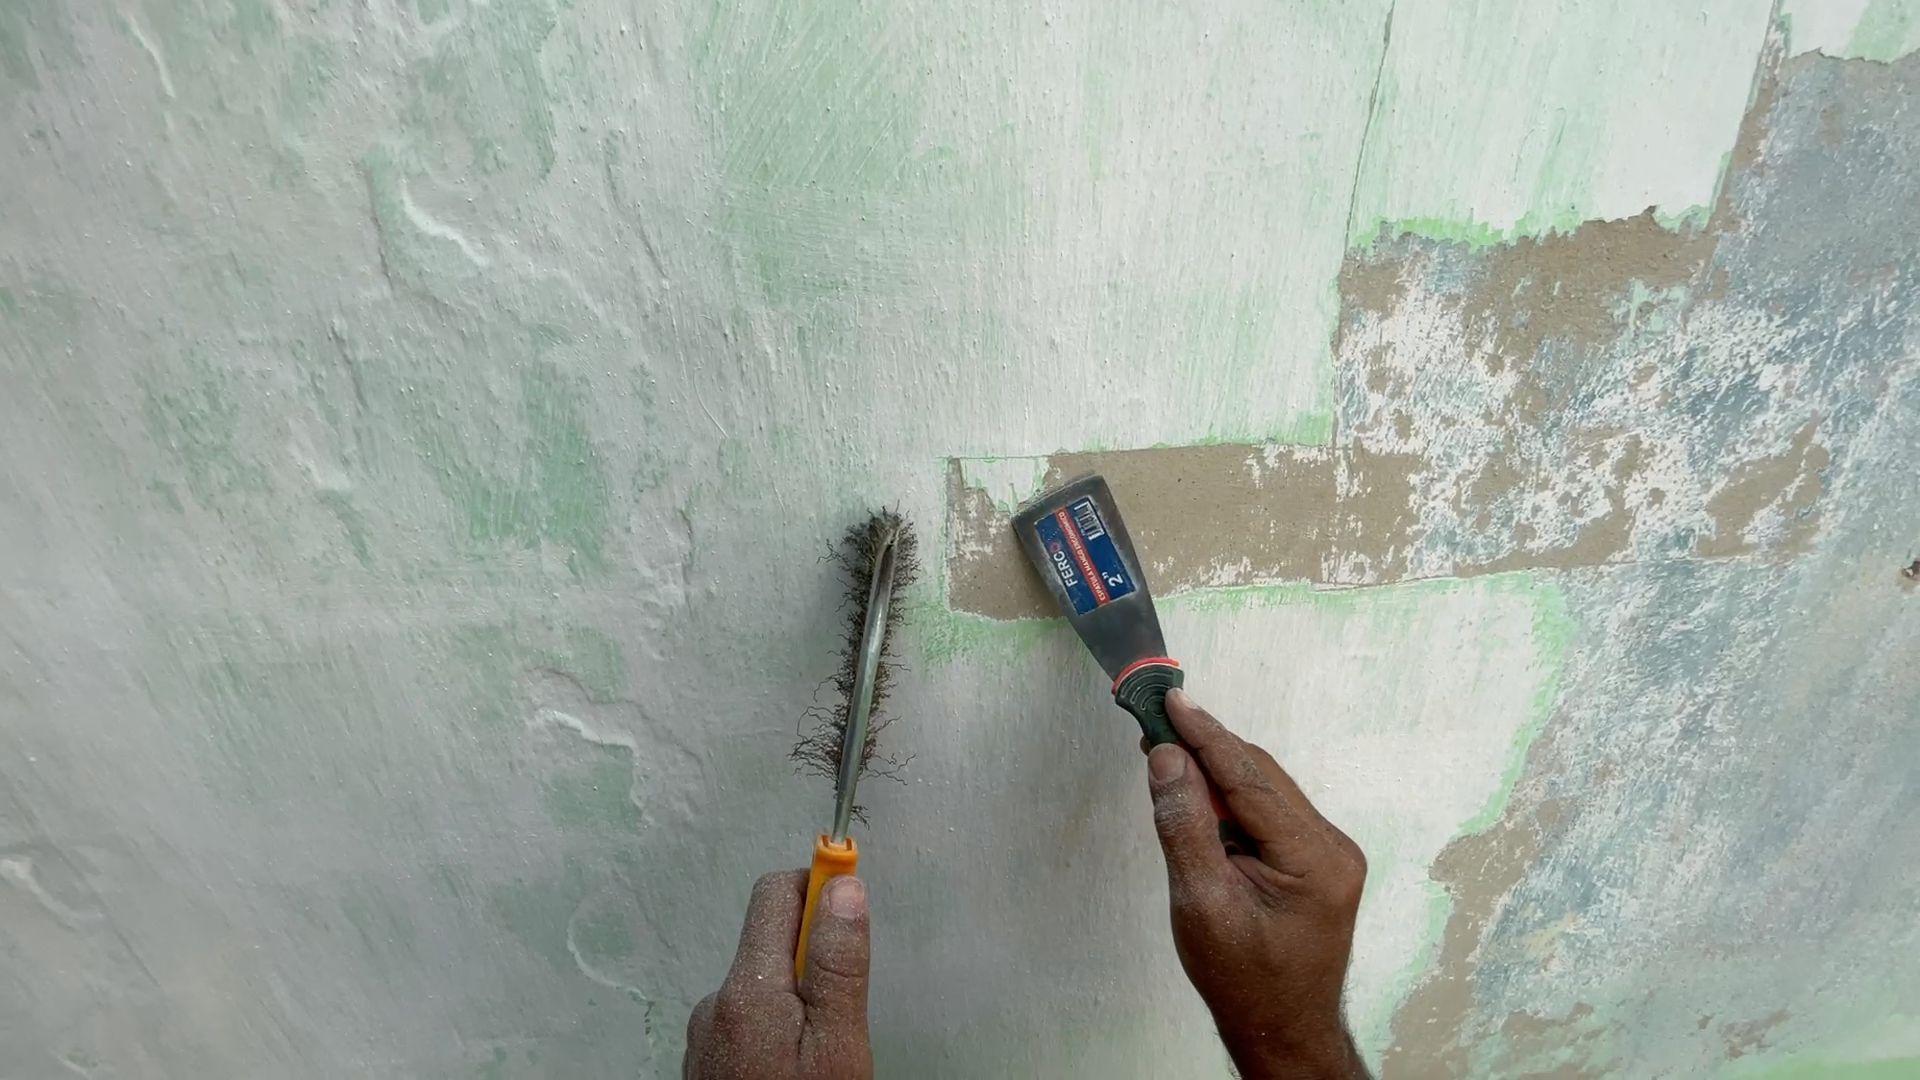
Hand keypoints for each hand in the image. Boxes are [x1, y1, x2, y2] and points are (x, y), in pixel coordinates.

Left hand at [684, 870, 872, 1079]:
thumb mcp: (837, 1046)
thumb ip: (838, 965)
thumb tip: (844, 886)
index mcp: (745, 989)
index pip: (776, 892)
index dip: (819, 889)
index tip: (851, 914)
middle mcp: (715, 1003)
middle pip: (773, 939)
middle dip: (814, 956)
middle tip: (841, 1010)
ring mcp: (706, 1035)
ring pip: (766, 981)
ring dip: (797, 996)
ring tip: (818, 1053)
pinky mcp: (706, 1060)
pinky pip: (750, 1016)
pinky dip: (778, 1027)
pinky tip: (793, 1068)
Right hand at [1144, 690, 1370, 1079]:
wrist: (1281, 1031)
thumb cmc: (1240, 977)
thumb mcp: (1201, 901)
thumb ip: (1183, 824)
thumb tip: (1167, 756)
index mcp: (1314, 857)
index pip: (1248, 778)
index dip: (1205, 735)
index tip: (1171, 699)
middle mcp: (1331, 844)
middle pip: (1258, 774)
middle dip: (1204, 746)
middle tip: (1154, 724)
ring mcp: (1326, 849)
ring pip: (1260, 785)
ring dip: (1212, 767)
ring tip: (1165, 753)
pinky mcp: (1313, 856)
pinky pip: (1263, 806)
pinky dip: (1226, 792)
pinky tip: (1195, 789)